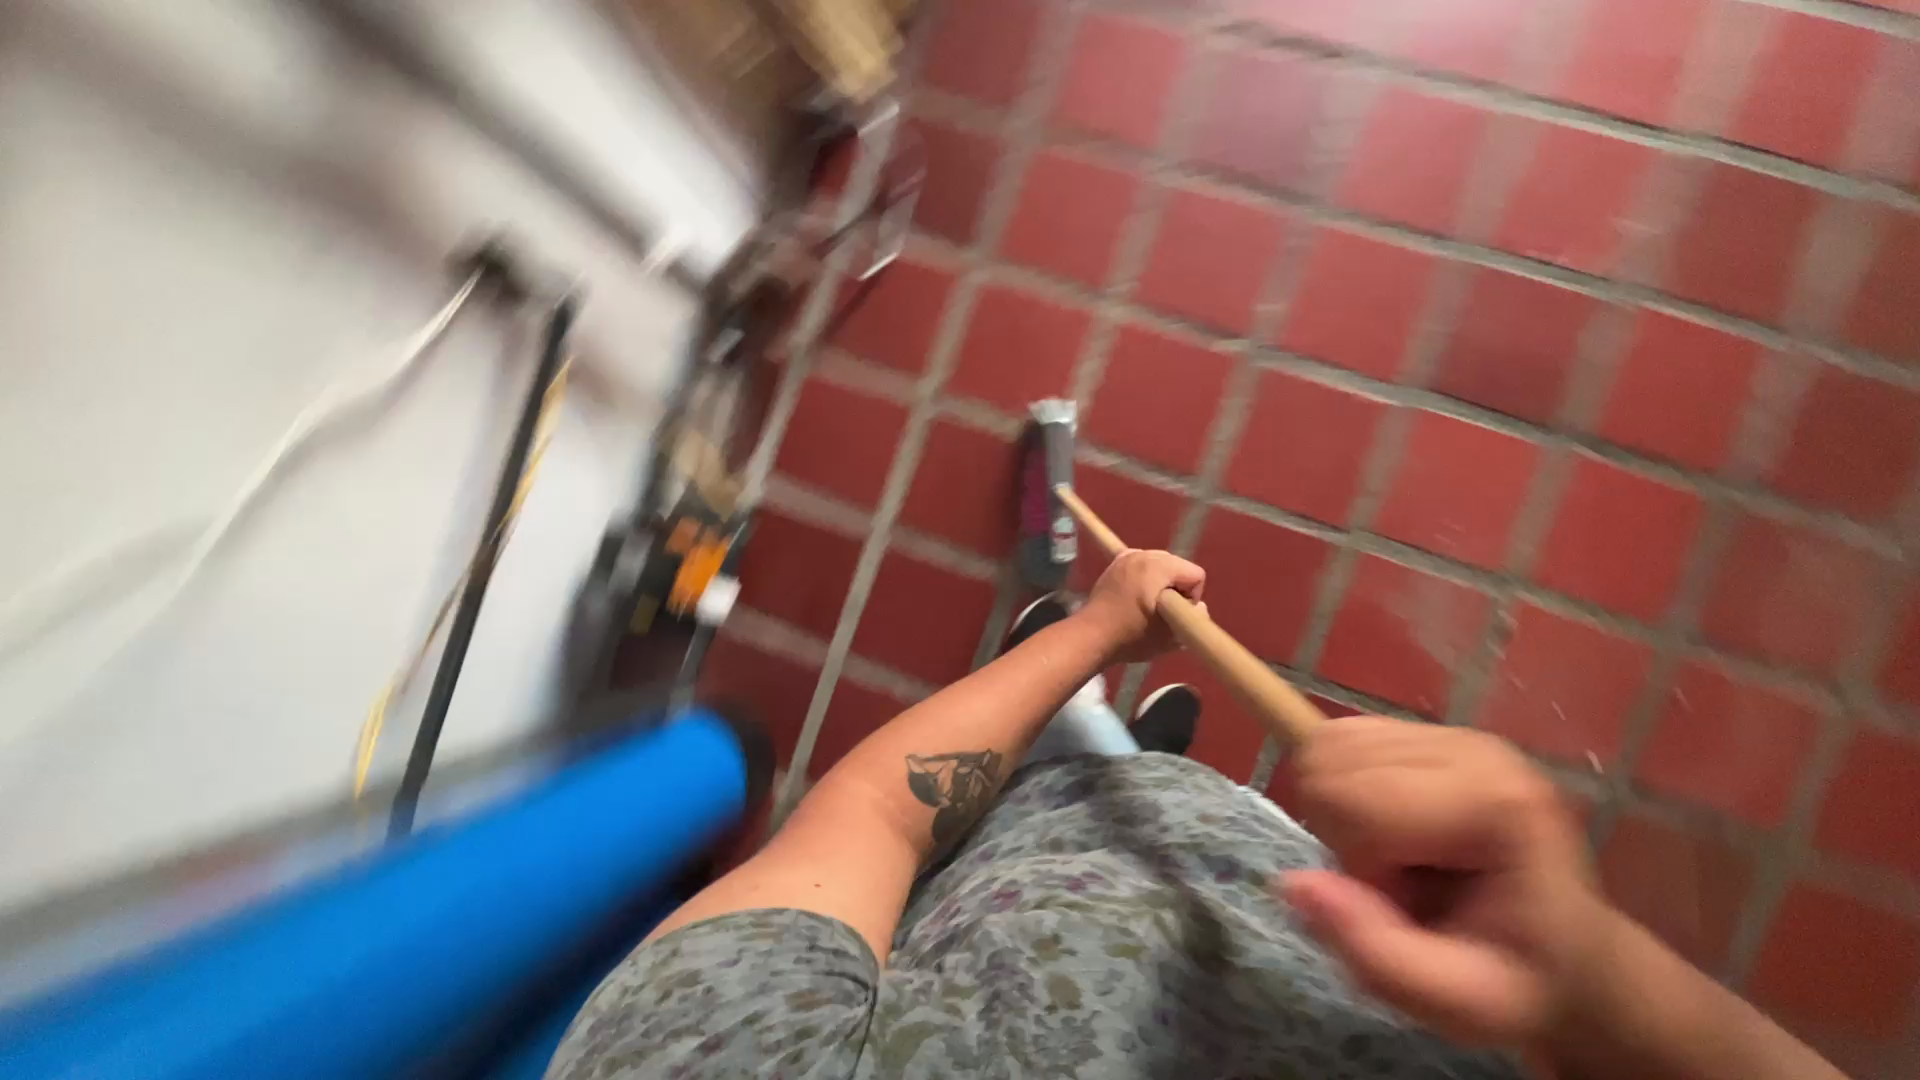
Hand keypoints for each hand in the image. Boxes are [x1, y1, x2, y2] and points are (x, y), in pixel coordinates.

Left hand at [1078, 548, 1204, 664]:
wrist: (1093, 635)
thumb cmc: (1133, 635)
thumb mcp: (1172, 635)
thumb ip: (1195, 618)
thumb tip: (1198, 607)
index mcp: (1159, 566)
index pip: (1195, 574)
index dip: (1192, 597)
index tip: (1176, 614)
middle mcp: (1143, 554)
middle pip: (1178, 566)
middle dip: (1177, 586)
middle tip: (1164, 610)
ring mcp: (1126, 557)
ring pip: (1159, 564)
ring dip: (1160, 581)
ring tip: (1149, 604)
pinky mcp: (1114, 564)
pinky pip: (1140, 564)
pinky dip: (1144, 576)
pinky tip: (1137, 593)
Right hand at [1274, 717, 1615, 1051]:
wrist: (1565, 949)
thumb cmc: (1515, 979)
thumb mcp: (1456, 1001)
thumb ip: (1376, 954)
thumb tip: (1294, 883)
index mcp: (1496, 803)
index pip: (1353, 796)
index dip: (1358, 860)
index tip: (1409, 903)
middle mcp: (1472, 749)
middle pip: (1329, 763)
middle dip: (1341, 831)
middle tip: (1398, 880)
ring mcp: (1446, 732)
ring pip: (1324, 746)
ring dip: (1338, 809)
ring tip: (1396, 855)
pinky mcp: (1420, 728)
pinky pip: (1333, 739)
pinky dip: (1338, 787)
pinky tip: (1387, 826)